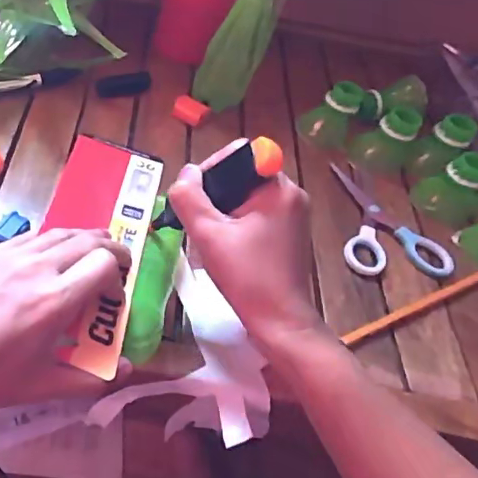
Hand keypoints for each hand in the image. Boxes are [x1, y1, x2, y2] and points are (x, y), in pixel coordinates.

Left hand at [0, 228, 132, 417]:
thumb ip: (90, 377)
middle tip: (114, 266)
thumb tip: (127, 368)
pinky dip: (47, 242)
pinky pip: (28, 237)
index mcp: (55, 300)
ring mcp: (7, 256)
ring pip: (56, 232)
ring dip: (79, 240)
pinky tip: (43, 260)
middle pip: (86, 239)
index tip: (116, 292)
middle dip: (109, 249)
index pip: (105, 261)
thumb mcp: (40, 386)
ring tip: (84, 258)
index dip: (120, 271)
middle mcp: (35, 268)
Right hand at [167, 140, 327, 350]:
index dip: (211, 170)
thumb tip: (185, 175)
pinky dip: (232, 225)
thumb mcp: (208, 235)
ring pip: (243, 198)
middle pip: (240, 177)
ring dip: (219, 212)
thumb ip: (190, 198)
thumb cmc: (247, 276)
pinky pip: (253, 215)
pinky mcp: (287, 234)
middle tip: (193, 220)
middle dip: (212, 195)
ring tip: (203, 236)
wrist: (280, 321)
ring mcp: (291, 216)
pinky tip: (220, 247)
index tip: (192, 197)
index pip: (240, 155)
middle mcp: (290, 196)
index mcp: (278, 189)